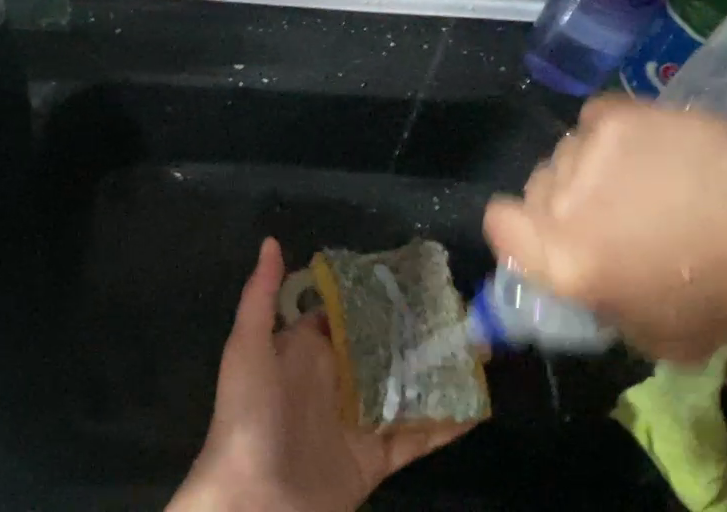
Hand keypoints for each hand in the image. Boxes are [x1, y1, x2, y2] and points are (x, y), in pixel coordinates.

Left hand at [169, 238, 472, 511]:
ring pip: (405, 390)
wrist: (255, 504)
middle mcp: (334, 381)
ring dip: (438, 373)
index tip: (413, 275)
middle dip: (415, 332)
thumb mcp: (246, 348)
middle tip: (460, 310)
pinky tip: (477, 405)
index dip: (374, 297)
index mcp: (304, 351)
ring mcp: (357, 421)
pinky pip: (415, 437)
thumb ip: (261, 296)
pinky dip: (445, 424)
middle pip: (381, 350)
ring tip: (479, 350)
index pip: (344, 316)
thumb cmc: (248, 417)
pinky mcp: (375, 458)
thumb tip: (272, 241)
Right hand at [482, 97, 726, 362]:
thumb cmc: (724, 297)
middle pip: (536, 186)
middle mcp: (564, 201)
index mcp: (564, 259)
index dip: (519, 229)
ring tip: (649, 179)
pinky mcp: (621, 115)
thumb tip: (579, 280)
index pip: (498, 224)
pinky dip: (614, 132)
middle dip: (566, 201)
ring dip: (595, 167)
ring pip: (567, 152)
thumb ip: (596, 302)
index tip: (551, 234)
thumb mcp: (649, 334)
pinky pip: (594, 118)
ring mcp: (590, 152)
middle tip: (615, 214)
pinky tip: (650, 147)